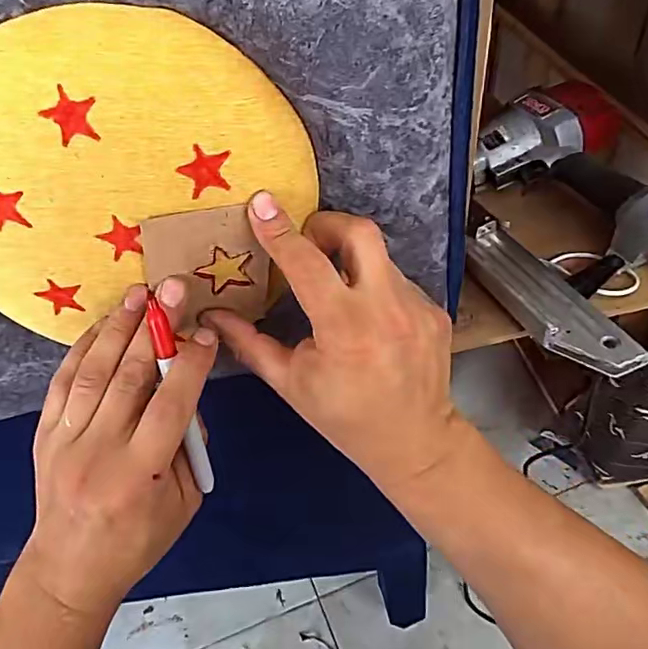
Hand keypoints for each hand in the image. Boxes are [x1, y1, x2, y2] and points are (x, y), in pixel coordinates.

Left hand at [19, 279, 218, 617]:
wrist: (69, 567)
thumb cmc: (135, 541)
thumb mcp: (183, 504)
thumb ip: (188, 447)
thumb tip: (188, 394)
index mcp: (139, 475)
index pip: (170, 407)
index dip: (190, 366)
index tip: (205, 334)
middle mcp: (100, 451)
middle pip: (129, 379)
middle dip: (154, 329)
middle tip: (169, 290)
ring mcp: (66, 439)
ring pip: (94, 373)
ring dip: (118, 330)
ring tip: (137, 296)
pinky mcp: (45, 433)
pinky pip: (63, 382)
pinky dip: (82, 350)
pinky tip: (102, 326)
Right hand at [204, 192, 469, 489]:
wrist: (416, 442)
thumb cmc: (345, 418)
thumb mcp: (290, 383)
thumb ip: (250, 343)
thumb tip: (214, 316)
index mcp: (345, 329)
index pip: (307, 264)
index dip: (280, 232)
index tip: (262, 206)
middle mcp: (386, 309)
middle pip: (360, 233)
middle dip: (327, 224)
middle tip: (307, 241)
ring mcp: (417, 307)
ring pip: (378, 256)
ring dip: (348, 261)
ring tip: (335, 291)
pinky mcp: (434, 310)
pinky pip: (395, 279)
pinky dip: (372, 286)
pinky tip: (366, 319)